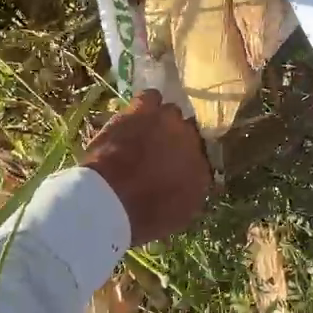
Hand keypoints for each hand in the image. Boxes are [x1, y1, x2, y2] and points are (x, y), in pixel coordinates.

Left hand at [82, 90, 208, 245]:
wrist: (110, 200)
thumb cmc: (143, 216)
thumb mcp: (179, 214)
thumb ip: (192, 189)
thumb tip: (196, 176)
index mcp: (202, 168)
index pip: (202, 156)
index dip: (188, 159)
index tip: (176, 166)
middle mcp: (191, 139)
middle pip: (188, 130)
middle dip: (176, 139)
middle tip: (160, 151)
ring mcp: (168, 120)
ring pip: (171, 112)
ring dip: (162, 121)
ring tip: (147, 131)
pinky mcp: (144, 108)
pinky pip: (151, 97)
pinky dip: (147, 104)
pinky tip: (139, 114)